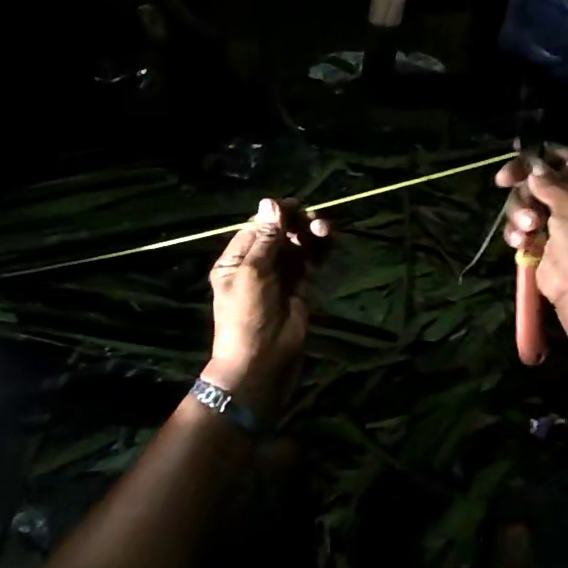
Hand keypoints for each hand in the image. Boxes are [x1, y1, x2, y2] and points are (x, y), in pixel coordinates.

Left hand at [202, 198, 328, 418]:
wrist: (261, 365)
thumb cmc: (247, 317)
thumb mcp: (252, 273)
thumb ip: (265, 238)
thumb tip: (271, 202)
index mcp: (236, 260)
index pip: (257, 227)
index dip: (276, 215)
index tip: (296, 206)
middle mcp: (258, 266)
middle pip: (280, 234)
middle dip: (297, 224)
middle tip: (314, 223)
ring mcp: (281, 279)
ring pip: (298, 247)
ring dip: (311, 235)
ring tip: (324, 229)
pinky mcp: (301, 291)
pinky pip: (311, 264)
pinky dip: (320, 251)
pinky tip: (330, 241)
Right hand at [495, 145, 567, 314]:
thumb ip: (548, 182)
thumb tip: (532, 166)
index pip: (564, 156)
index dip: (542, 153)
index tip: (518, 155)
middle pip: (537, 178)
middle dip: (522, 186)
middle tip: (502, 181)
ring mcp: (554, 221)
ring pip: (523, 202)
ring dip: (519, 212)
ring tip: (528, 229)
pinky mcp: (539, 240)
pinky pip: (519, 226)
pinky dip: (516, 232)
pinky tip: (522, 242)